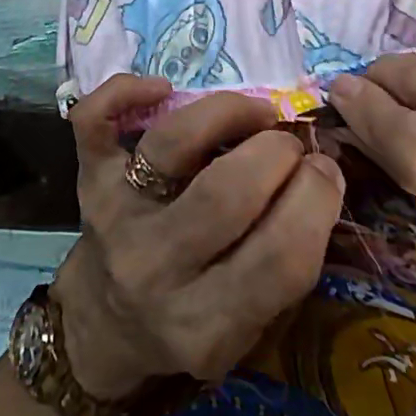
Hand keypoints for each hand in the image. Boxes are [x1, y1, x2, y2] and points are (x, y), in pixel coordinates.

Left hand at [52, 74, 345, 399]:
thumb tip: (321, 171)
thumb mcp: (244, 328)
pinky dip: (123, 92)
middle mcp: (154, 268)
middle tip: (293, 142)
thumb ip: (282, 264)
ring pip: (171, 145)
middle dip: (276, 154)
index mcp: (205, 323)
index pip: (278, 259)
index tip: (328, 168)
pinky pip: (93, 122)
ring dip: (227, 114)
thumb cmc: (186, 321)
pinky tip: (162, 87)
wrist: (104, 321)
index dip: (317, 202)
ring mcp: (114, 216)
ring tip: (258, 112)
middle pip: (225, 193)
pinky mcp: (87, 180)